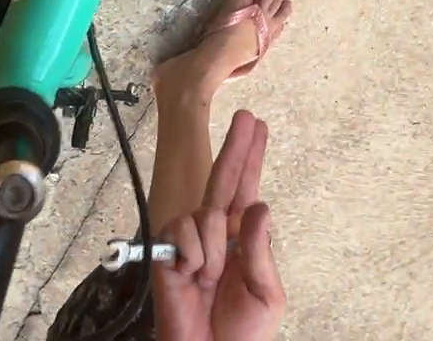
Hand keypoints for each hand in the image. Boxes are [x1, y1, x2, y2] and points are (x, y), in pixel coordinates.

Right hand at [153, 111, 283, 340]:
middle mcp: (216, 228)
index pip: (247, 188)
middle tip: (247, 114)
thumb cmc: (240, 332)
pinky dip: (194, 257)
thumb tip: (259, 205)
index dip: (251, 156)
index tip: (257, 124)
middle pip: (224, 177)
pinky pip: (186, 232)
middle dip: (237, 145)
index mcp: (242, 237)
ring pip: (208, 215)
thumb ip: (260, 250)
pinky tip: (191, 276)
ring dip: (215, 251)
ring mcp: (191, 234)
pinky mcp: (167, 244)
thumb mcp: (266, 297)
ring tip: (208, 281)